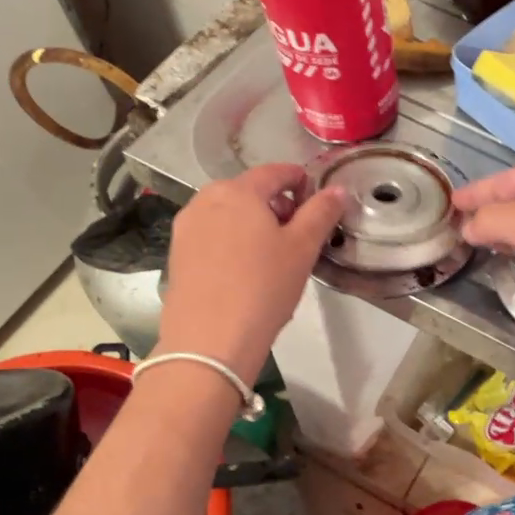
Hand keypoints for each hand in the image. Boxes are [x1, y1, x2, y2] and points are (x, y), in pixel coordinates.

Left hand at [156, 164, 345, 379]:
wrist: (209, 343)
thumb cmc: (263, 288)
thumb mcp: (303, 248)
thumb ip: (321, 213)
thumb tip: (337, 190)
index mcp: (238, 190)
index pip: (277, 171)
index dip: (302, 183)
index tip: (317, 206)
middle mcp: (206, 200)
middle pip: (250, 190)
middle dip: (277, 205)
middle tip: (298, 235)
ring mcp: (186, 227)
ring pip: (229, 213)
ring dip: (254, 223)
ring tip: (273, 255)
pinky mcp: (177, 254)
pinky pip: (213, 234)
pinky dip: (232, 241)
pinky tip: (246, 271)